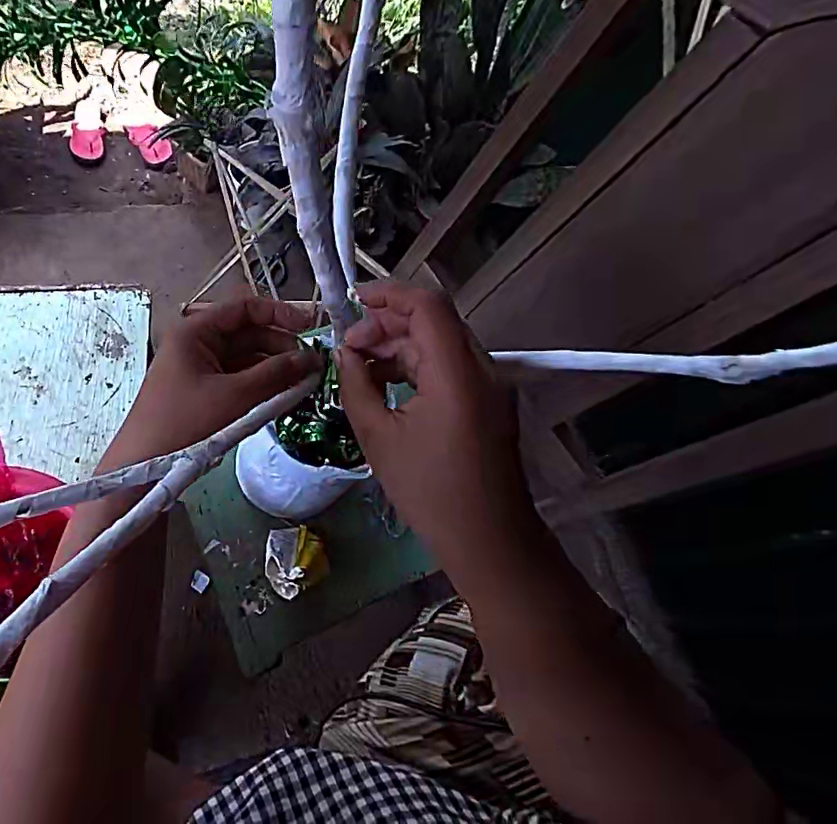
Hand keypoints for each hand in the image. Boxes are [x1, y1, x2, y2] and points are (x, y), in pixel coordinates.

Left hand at [101, 298, 321, 469]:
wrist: (142, 469)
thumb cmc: (183, 424)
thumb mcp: (235, 397)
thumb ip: (276, 374)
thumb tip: (313, 359)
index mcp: (195, 331)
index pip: (244, 308)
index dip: (279, 313)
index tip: (310, 328)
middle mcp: (197, 343)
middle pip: (248, 333)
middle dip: (281, 347)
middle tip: (314, 366)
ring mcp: (199, 368)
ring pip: (246, 358)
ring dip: (275, 369)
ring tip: (306, 384)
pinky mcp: (203, 391)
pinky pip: (239, 379)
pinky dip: (262, 385)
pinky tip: (285, 397)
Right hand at [336, 280, 535, 578]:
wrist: (490, 541)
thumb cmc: (430, 492)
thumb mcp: (378, 437)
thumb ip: (356, 385)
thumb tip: (345, 353)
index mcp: (457, 374)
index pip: (428, 306)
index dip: (389, 294)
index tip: (353, 301)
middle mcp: (481, 370)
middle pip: (433, 322)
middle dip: (386, 325)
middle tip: (349, 348)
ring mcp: (489, 385)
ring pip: (440, 343)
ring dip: (399, 346)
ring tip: (361, 368)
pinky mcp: (488, 401)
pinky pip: (449, 366)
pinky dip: (416, 365)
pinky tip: (386, 384)